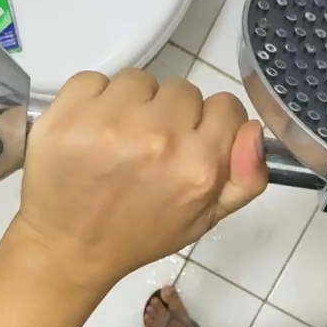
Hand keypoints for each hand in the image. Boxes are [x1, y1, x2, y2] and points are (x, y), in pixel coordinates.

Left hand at [8, 69, 269, 292]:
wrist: (70, 248)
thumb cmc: (140, 234)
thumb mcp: (205, 220)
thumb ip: (245, 179)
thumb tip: (255, 131)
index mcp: (197, 168)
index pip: (225, 107)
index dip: (209, 125)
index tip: (190, 143)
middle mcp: (159, 139)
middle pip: (183, 90)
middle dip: (170, 115)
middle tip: (149, 151)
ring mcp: (110, 122)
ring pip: (140, 81)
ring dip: (132, 105)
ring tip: (118, 142)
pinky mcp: (70, 112)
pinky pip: (96, 78)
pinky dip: (94, 101)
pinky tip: (91, 133)